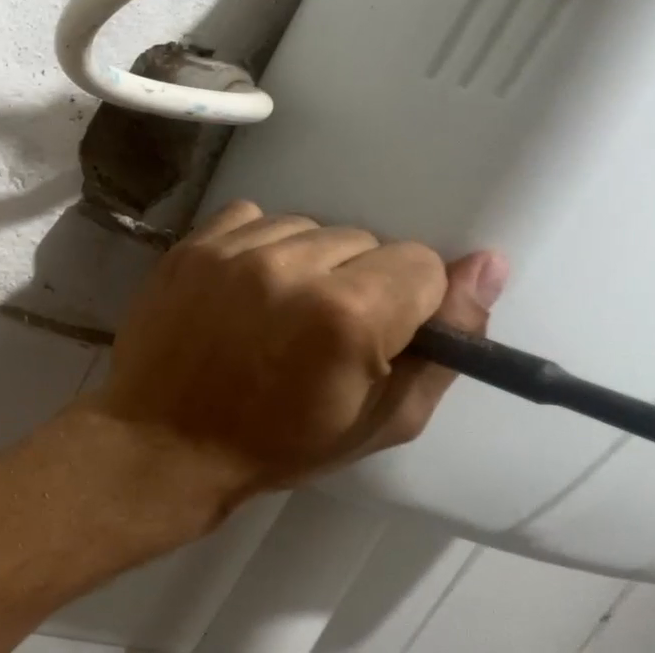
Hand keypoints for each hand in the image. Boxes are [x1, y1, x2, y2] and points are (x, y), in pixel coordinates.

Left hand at [79, 200, 506, 501]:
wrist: (166, 434)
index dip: (413, 302)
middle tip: (327, 328)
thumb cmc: (280, 440)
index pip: (419, 263)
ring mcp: (227, 251)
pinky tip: (247, 283)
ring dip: (308, 258)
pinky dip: (258, 241)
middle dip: (361, 279)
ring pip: (304, 226)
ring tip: (284, 307)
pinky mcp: (186, 246)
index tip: (384, 334)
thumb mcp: (387, 415)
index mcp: (345, 312)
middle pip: (361, 240)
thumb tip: (488, 264)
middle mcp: (285, 266)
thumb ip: (448, 342)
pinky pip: (246, 216)